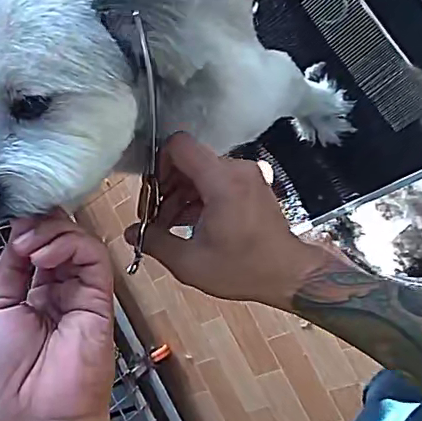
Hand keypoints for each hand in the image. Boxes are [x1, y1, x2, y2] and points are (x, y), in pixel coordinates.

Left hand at [0, 211, 117, 420]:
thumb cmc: (5, 375)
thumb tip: (19, 236)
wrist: (34, 412)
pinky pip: (95, 260)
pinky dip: (72, 245)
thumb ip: (10, 272)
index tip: (14, 214)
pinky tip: (46, 254)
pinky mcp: (102, 298)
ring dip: (53, 233)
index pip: (36, 248)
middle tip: (22, 231)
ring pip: (79, 243)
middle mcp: (58, 290)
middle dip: (39, 224)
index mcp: (30, 295)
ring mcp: (82, 294)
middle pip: (58, 240)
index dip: (27, 228)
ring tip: (31, 246)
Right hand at [124, 133, 340, 307]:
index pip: (179, 145)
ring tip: (171, 225)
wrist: (289, 275)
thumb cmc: (245, 269)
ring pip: (203, 172)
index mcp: (222, 180)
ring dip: (183, 195)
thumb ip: (155, 241)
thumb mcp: (191, 262)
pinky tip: (192, 224)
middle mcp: (238, 170)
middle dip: (167, 187)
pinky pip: (219, 181)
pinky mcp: (254, 186)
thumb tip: (132, 232)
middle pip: (189, 161)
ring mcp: (249, 176)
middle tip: (156, 217)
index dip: (158, 165)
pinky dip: (202, 197)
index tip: (152, 194)